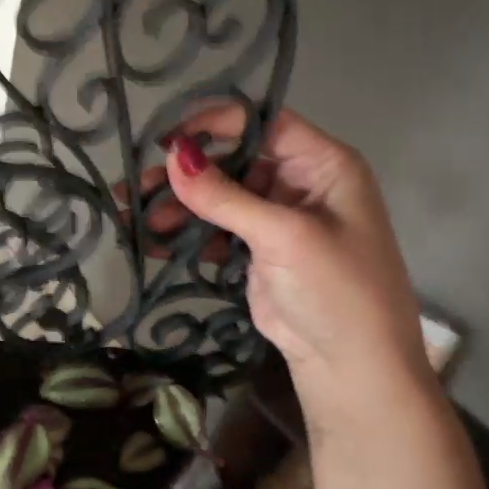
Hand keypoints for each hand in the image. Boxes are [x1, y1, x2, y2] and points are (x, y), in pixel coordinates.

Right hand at [160, 105, 428, 387]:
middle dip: (185, 174)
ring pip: (217, 197)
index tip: (167, 141)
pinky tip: (152, 241)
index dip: (216, 124)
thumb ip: (225, 196)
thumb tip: (174, 155)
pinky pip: (214, 230)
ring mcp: (275, 219)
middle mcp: (299, 184)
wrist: (350, 364)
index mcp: (323, 165)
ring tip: (137, 220)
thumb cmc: (335, 289)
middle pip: (232, 161)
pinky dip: (185, 234)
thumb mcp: (282, 236)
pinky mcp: (256, 251)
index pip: (264, 124)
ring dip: (177, 207)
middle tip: (140, 187)